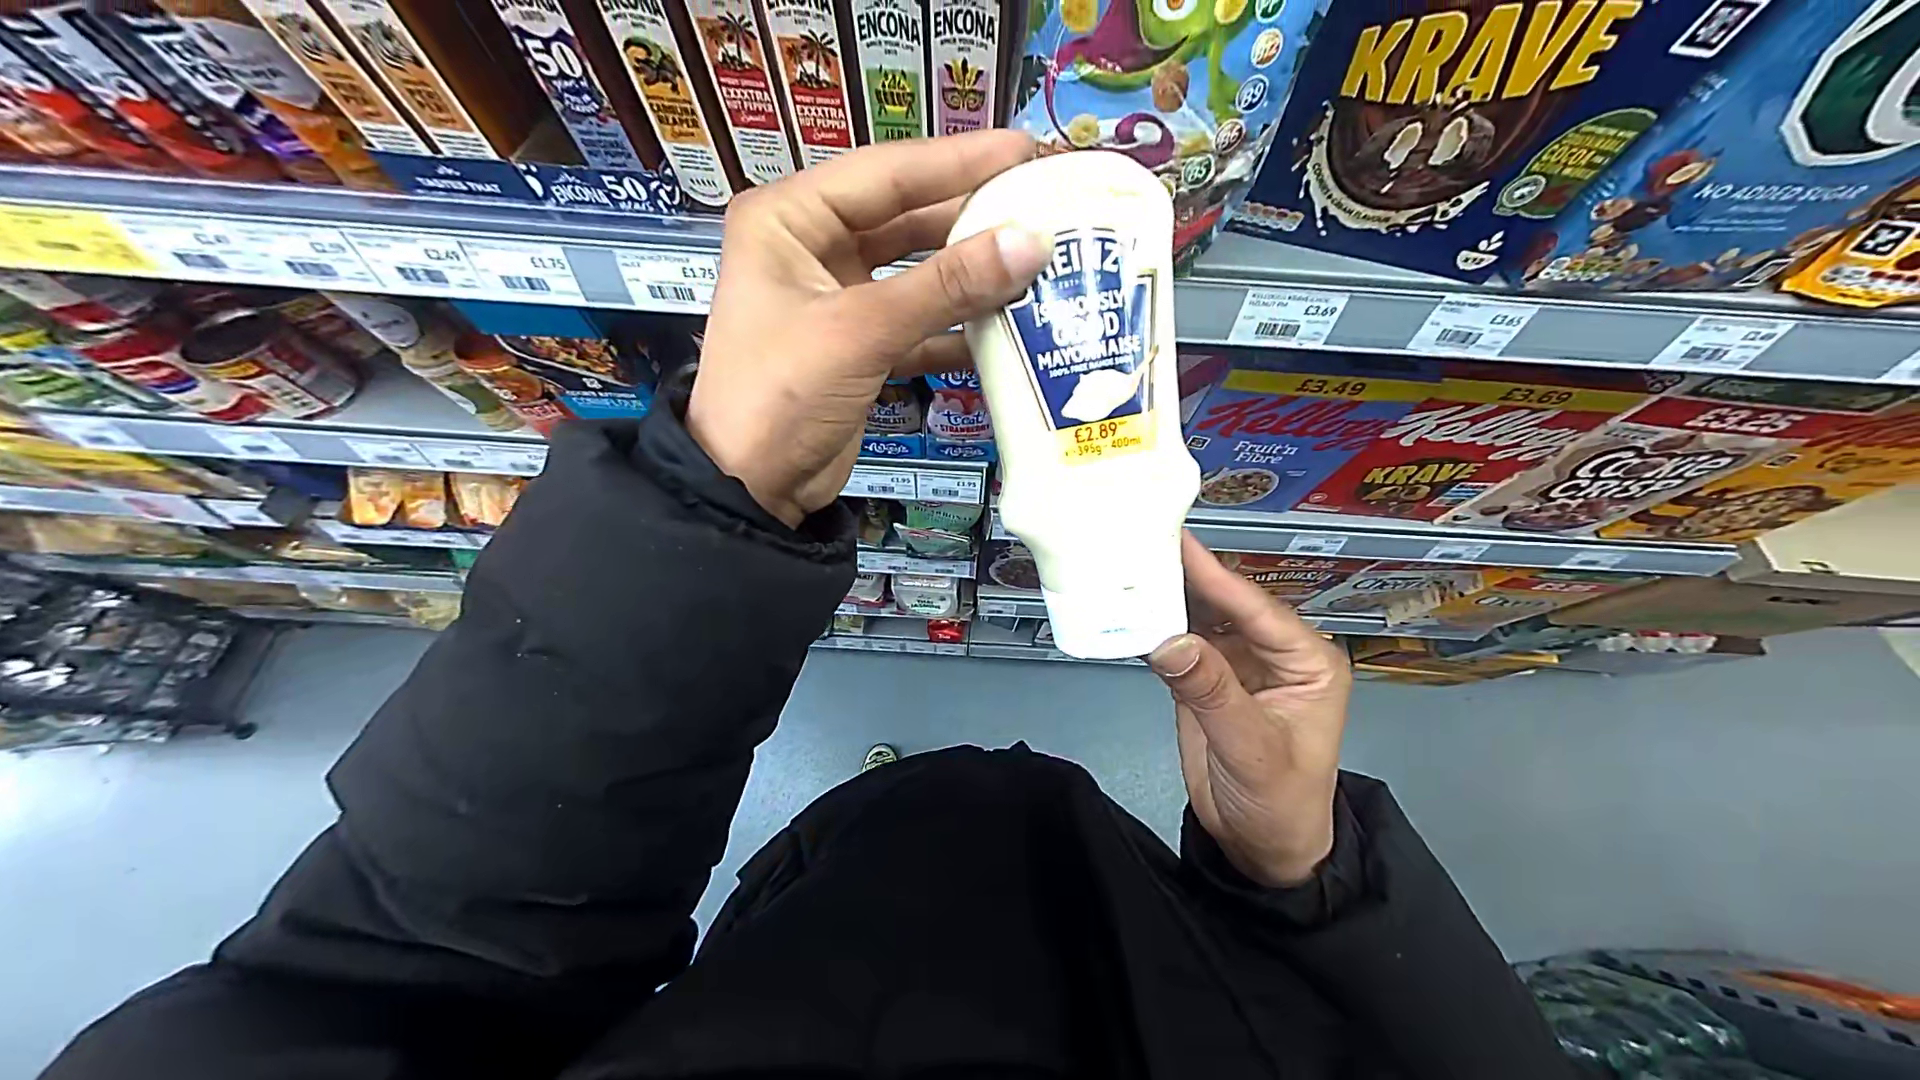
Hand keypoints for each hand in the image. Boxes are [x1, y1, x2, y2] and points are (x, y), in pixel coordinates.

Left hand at [687, 131, 1049, 526]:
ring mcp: (838, 300)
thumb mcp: (861, 330)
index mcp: (791, 220)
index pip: (886, 174)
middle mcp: (813, 249)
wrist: (751, 485)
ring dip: (968, 279)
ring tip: (1034, 267)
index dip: (959, 162)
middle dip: (970, 220)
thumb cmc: (782, 394)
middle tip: (1040, 208)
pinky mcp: (859, 347)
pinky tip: (1002, 331)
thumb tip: (1030, 242)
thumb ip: (945, 286)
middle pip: (905, 220)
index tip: (1023, 152)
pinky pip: (917, 324)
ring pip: (916, 275)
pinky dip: (954, 330)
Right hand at [1148, 533, 1352, 886]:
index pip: (1257, 609)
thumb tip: (1169, 639)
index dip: (1216, 576)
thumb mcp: (1253, 750)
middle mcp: (1270, 651)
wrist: (1258, 846)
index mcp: (1306, 660)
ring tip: (1125, 566)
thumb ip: (1213, 693)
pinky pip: (1175, 641)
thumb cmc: (1280, 803)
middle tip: (1142, 542)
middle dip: (1186, 576)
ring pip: (1196, 617)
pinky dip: (1151, 627)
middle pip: (1224, 603)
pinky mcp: (1202, 675)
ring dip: (1164, 596)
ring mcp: (1233, 661)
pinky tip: (1125, 610)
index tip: (1178, 543)